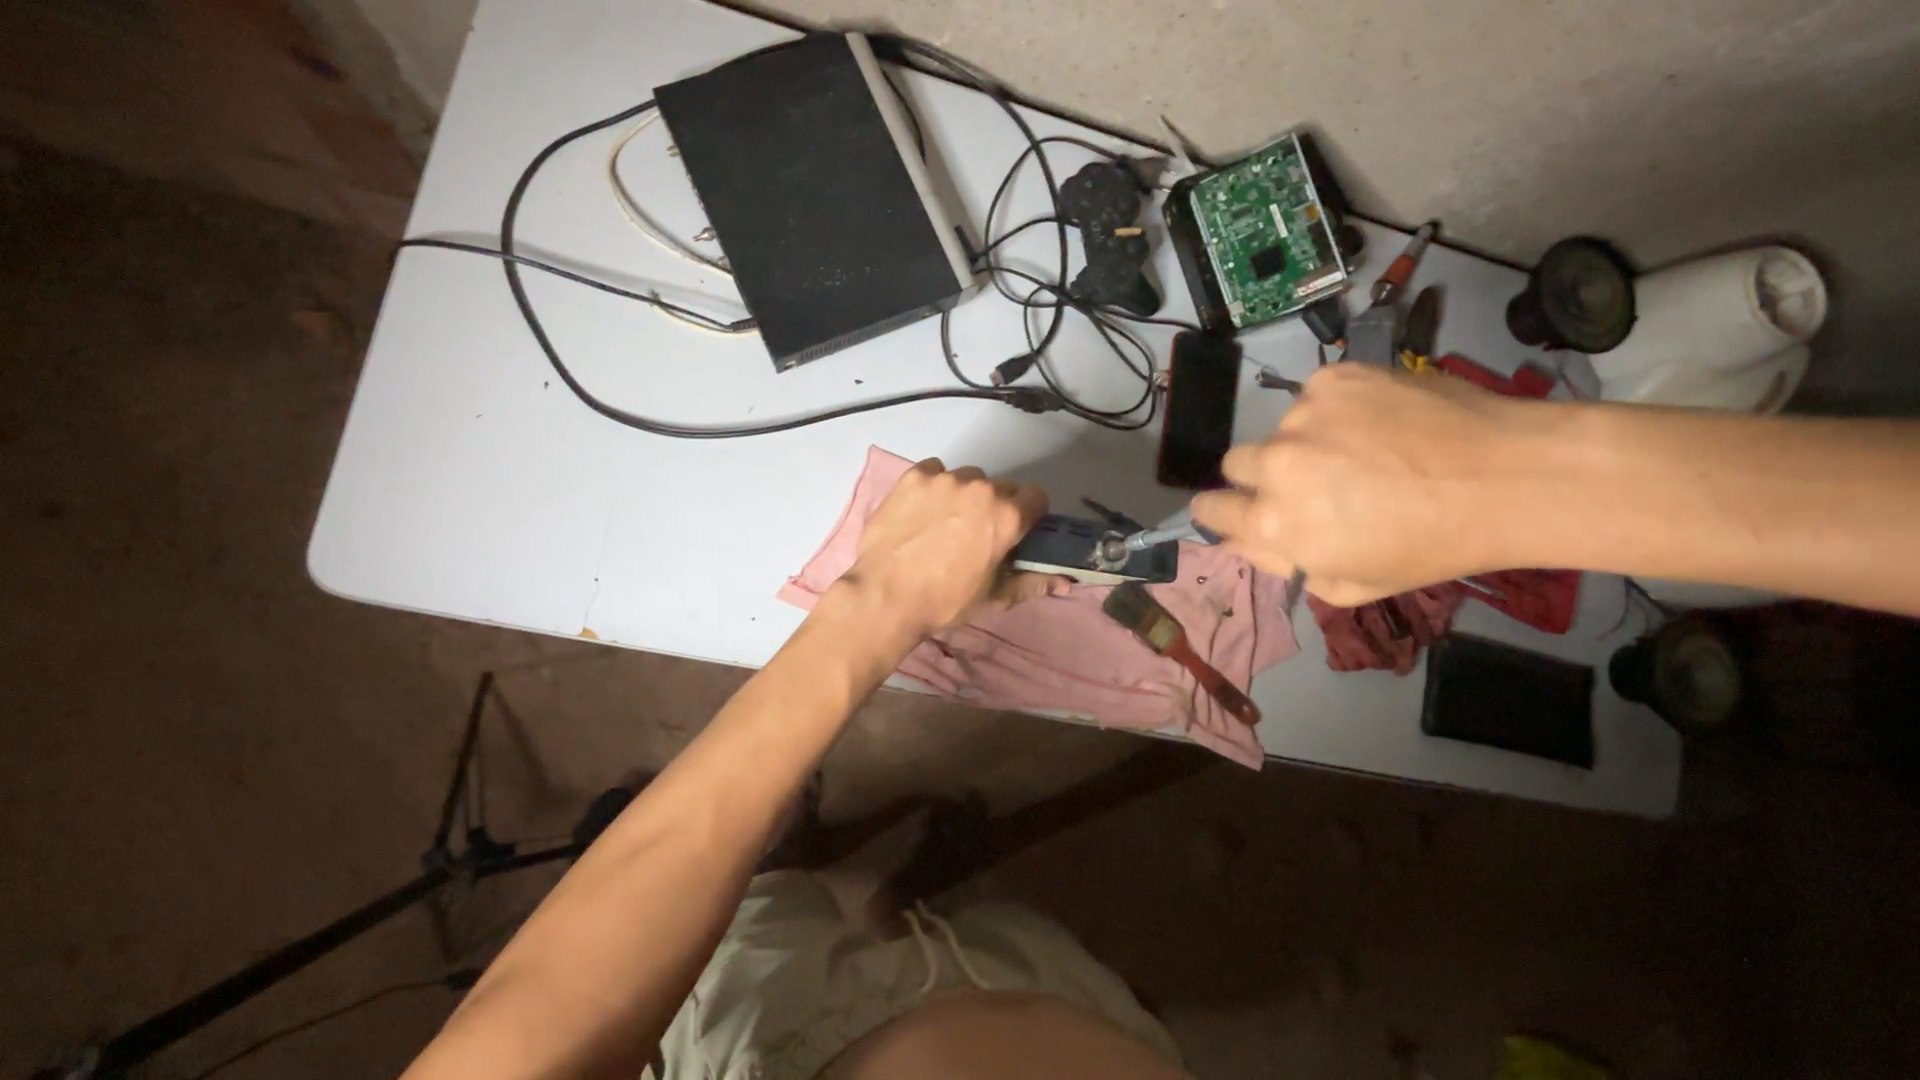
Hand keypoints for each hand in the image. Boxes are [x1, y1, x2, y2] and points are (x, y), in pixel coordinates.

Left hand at [841, 459, 1059, 636]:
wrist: (885, 596)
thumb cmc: (945, 601)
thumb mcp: (994, 598)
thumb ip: (1034, 583)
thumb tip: (1066, 583)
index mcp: (1008, 516)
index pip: (1036, 497)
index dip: (1029, 514)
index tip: (1015, 531)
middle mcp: (981, 489)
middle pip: (1001, 487)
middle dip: (995, 507)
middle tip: (975, 534)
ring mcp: (945, 479)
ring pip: (967, 478)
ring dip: (964, 495)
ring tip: (944, 523)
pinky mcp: (914, 477)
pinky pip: (934, 471)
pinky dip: (933, 486)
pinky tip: (922, 511)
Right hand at [1191, 363, 1537, 604]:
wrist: (1507, 478)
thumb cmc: (1429, 546)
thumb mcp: (1348, 583)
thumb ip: (1280, 562)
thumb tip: (1236, 538)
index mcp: (1274, 522)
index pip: (1209, 509)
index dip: (1223, 512)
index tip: (1242, 509)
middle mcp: (1276, 463)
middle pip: (1237, 463)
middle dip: (1261, 475)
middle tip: (1314, 481)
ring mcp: (1305, 414)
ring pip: (1284, 429)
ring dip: (1307, 441)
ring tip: (1367, 450)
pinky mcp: (1335, 378)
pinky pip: (1316, 396)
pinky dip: (1338, 409)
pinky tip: (1382, 422)